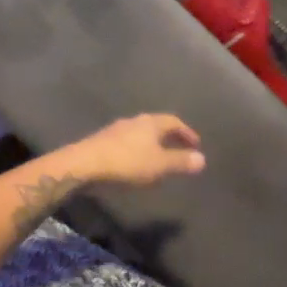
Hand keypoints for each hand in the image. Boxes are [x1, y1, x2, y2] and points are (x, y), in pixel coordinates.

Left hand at [58, 114, 205, 187]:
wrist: (85, 164)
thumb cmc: (127, 163)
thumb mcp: (159, 165)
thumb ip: (180, 161)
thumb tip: (202, 158)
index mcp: (150, 122)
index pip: (174, 121)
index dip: (186, 133)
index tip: (196, 145)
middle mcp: (134, 120)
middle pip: (157, 125)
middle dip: (170, 136)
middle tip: (181, 149)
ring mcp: (117, 129)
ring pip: (141, 133)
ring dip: (153, 143)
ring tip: (160, 158)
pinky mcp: (104, 140)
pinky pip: (128, 141)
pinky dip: (139, 149)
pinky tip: (137, 163)